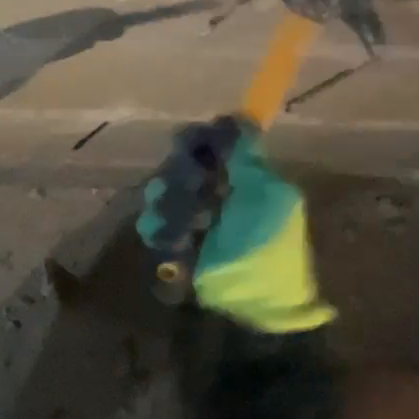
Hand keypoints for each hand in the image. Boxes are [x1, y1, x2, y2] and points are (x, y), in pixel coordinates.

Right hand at [138, 117, 332, 333]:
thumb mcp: (266, 196)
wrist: (252, 304)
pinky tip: (172, 241)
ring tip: (185, 226)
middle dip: (179, 177)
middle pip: (178, 166)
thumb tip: (241, 114)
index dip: (196, 141)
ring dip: (168, 205)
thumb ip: (247, 159)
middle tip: (191, 193)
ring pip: (160, 193)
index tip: (190, 143)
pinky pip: (151, 224)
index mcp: (240, 180)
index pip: (208, 146)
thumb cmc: (266, 247)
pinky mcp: (172, 244)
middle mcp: (213, 195)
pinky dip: (159, 230)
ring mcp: (191, 220)